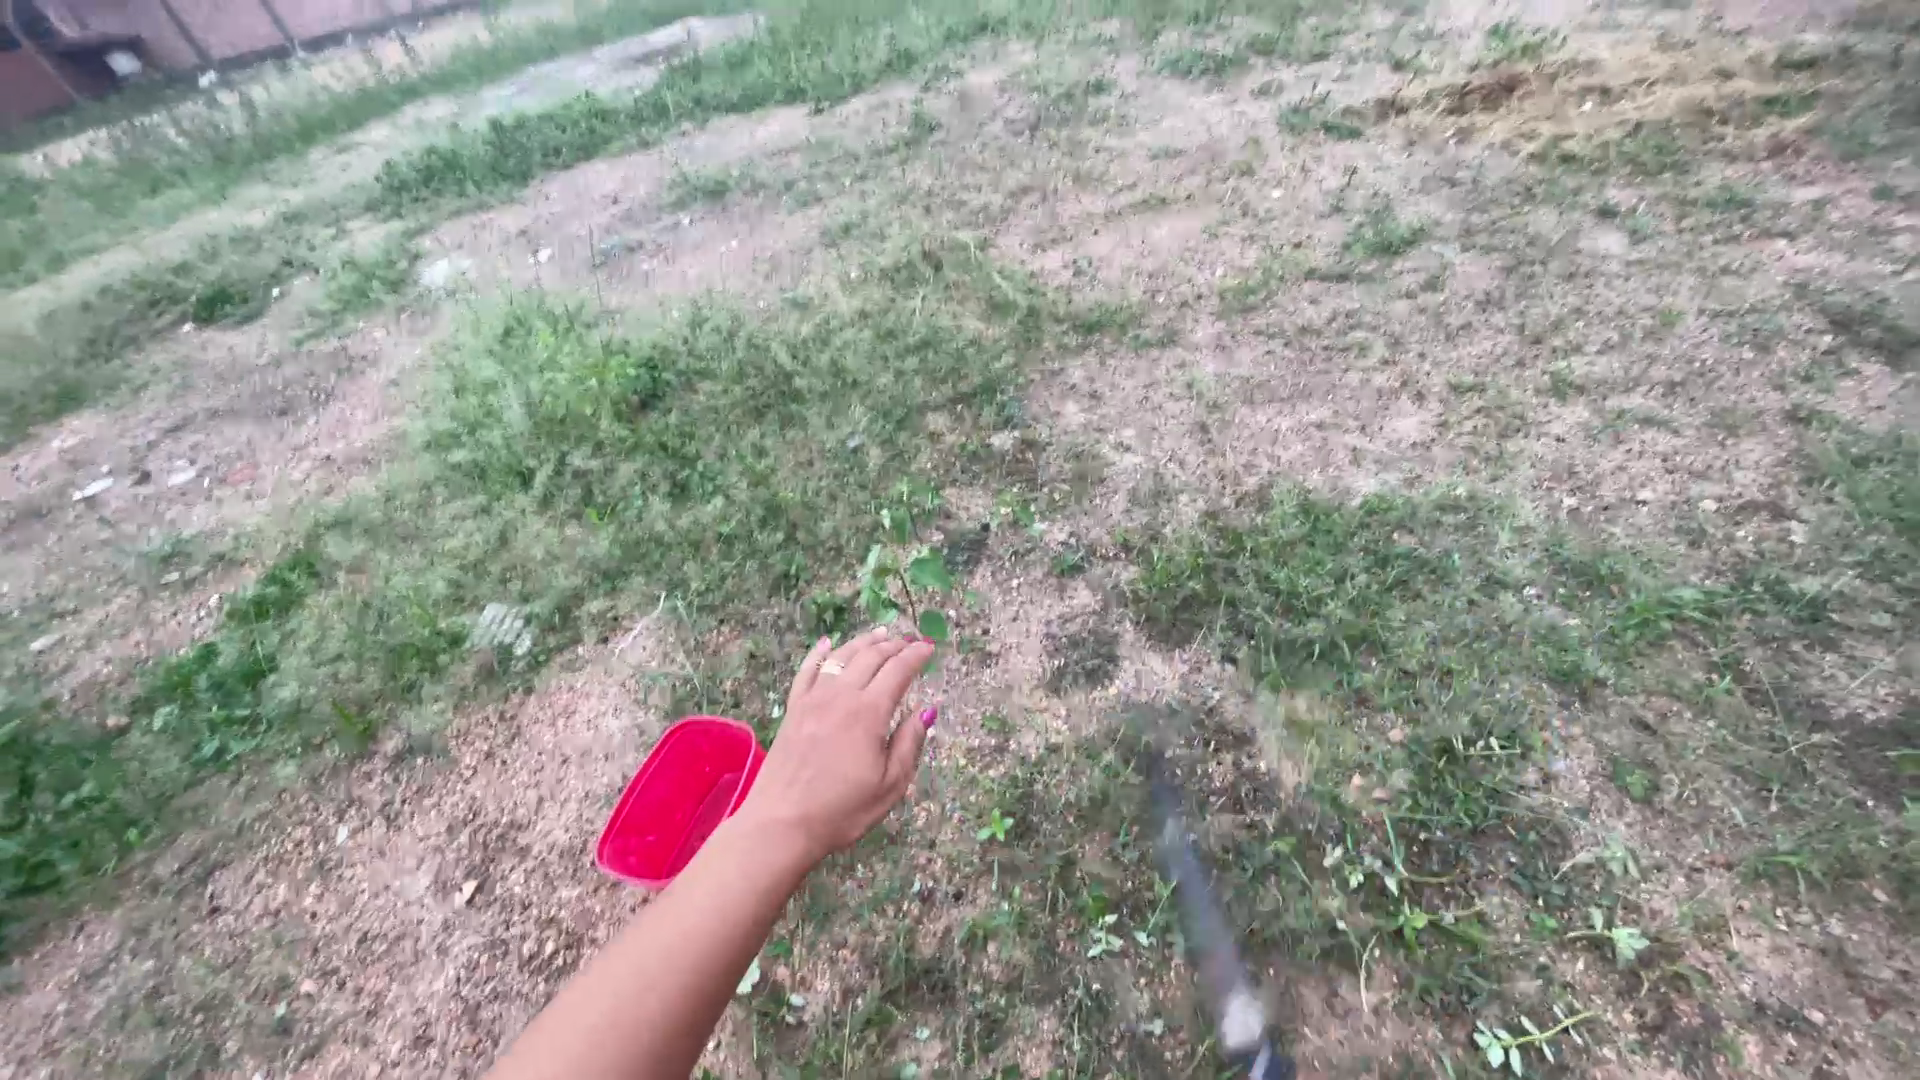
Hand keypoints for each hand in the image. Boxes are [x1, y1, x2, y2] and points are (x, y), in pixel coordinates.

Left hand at [735, 628, 936, 865]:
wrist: (781, 823)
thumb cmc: (842, 810)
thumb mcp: (890, 785)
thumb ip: (910, 743)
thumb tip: (926, 711)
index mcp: (870, 712)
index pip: (899, 671)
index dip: (916, 656)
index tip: (930, 648)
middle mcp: (842, 696)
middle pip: (871, 657)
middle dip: (894, 644)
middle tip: (909, 640)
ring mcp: (813, 699)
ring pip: (842, 656)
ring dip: (864, 642)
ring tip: (880, 633)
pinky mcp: (793, 709)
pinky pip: (808, 670)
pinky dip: (820, 652)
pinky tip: (827, 643)